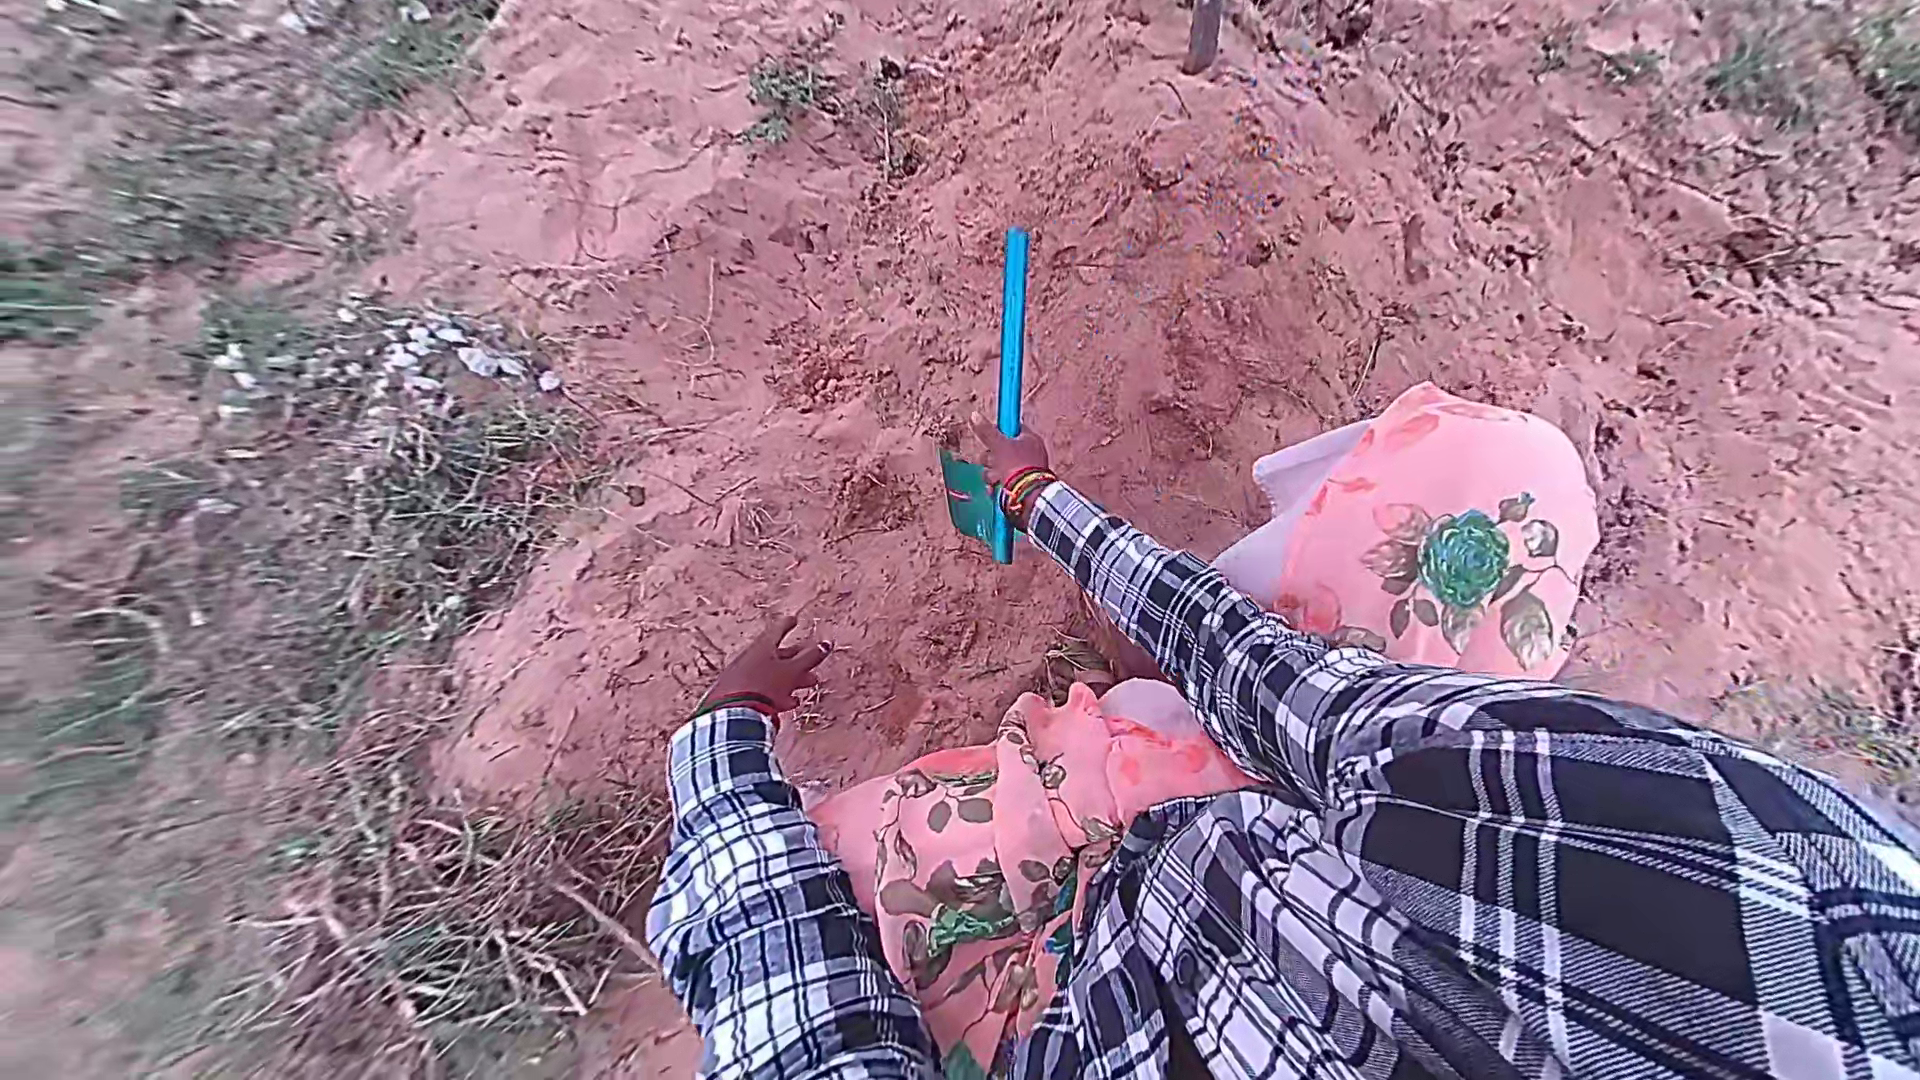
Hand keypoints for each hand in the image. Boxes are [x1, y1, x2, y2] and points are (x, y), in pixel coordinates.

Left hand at [700, 615, 832, 714]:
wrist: (733, 716)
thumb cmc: (765, 685)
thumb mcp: (792, 670)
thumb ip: (810, 658)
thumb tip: (827, 644)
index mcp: (761, 648)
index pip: (777, 631)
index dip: (787, 625)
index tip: (794, 620)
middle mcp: (750, 660)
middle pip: (776, 656)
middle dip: (797, 659)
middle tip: (812, 662)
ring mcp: (743, 678)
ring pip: (772, 674)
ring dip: (792, 679)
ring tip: (809, 684)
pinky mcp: (738, 697)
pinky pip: (763, 690)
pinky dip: (779, 693)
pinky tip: (790, 702)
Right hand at [970, 411, 1049, 485]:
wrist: (1028, 496)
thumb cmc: (1017, 466)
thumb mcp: (999, 445)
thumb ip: (986, 431)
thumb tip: (974, 415)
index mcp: (1030, 439)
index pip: (1012, 428)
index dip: (998, 431)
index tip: (989, 436)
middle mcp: (1029, 454)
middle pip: (1002, 450)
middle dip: (990, 458)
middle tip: (989, 462)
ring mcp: (1025, 471)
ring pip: (999, 467)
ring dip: (991, 474)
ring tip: (994, 479)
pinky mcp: (1020, 486)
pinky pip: (1002, 481)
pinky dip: (996, 485)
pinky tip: (994, 488)